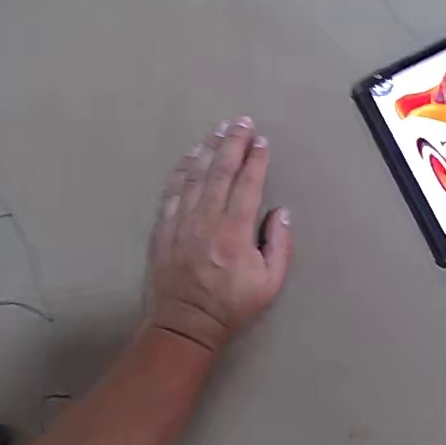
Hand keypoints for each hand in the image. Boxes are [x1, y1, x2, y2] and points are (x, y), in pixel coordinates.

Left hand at [145, 117, 293, 353]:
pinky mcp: (163, 227)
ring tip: (220, 129)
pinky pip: (172, 190)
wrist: (185, 323)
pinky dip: (182, 169)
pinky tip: (191, 154)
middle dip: (233, 143)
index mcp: (235, 232)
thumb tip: (281, 211)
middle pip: (221, 171)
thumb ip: (280, 244)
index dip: (256, 159)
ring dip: (208, 148)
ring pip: (195, 175)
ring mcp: (182, 221)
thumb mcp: (271, 283)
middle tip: (242, 122)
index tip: (262, 141)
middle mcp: (207, 220)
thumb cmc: (232, 304)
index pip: (248, 184)